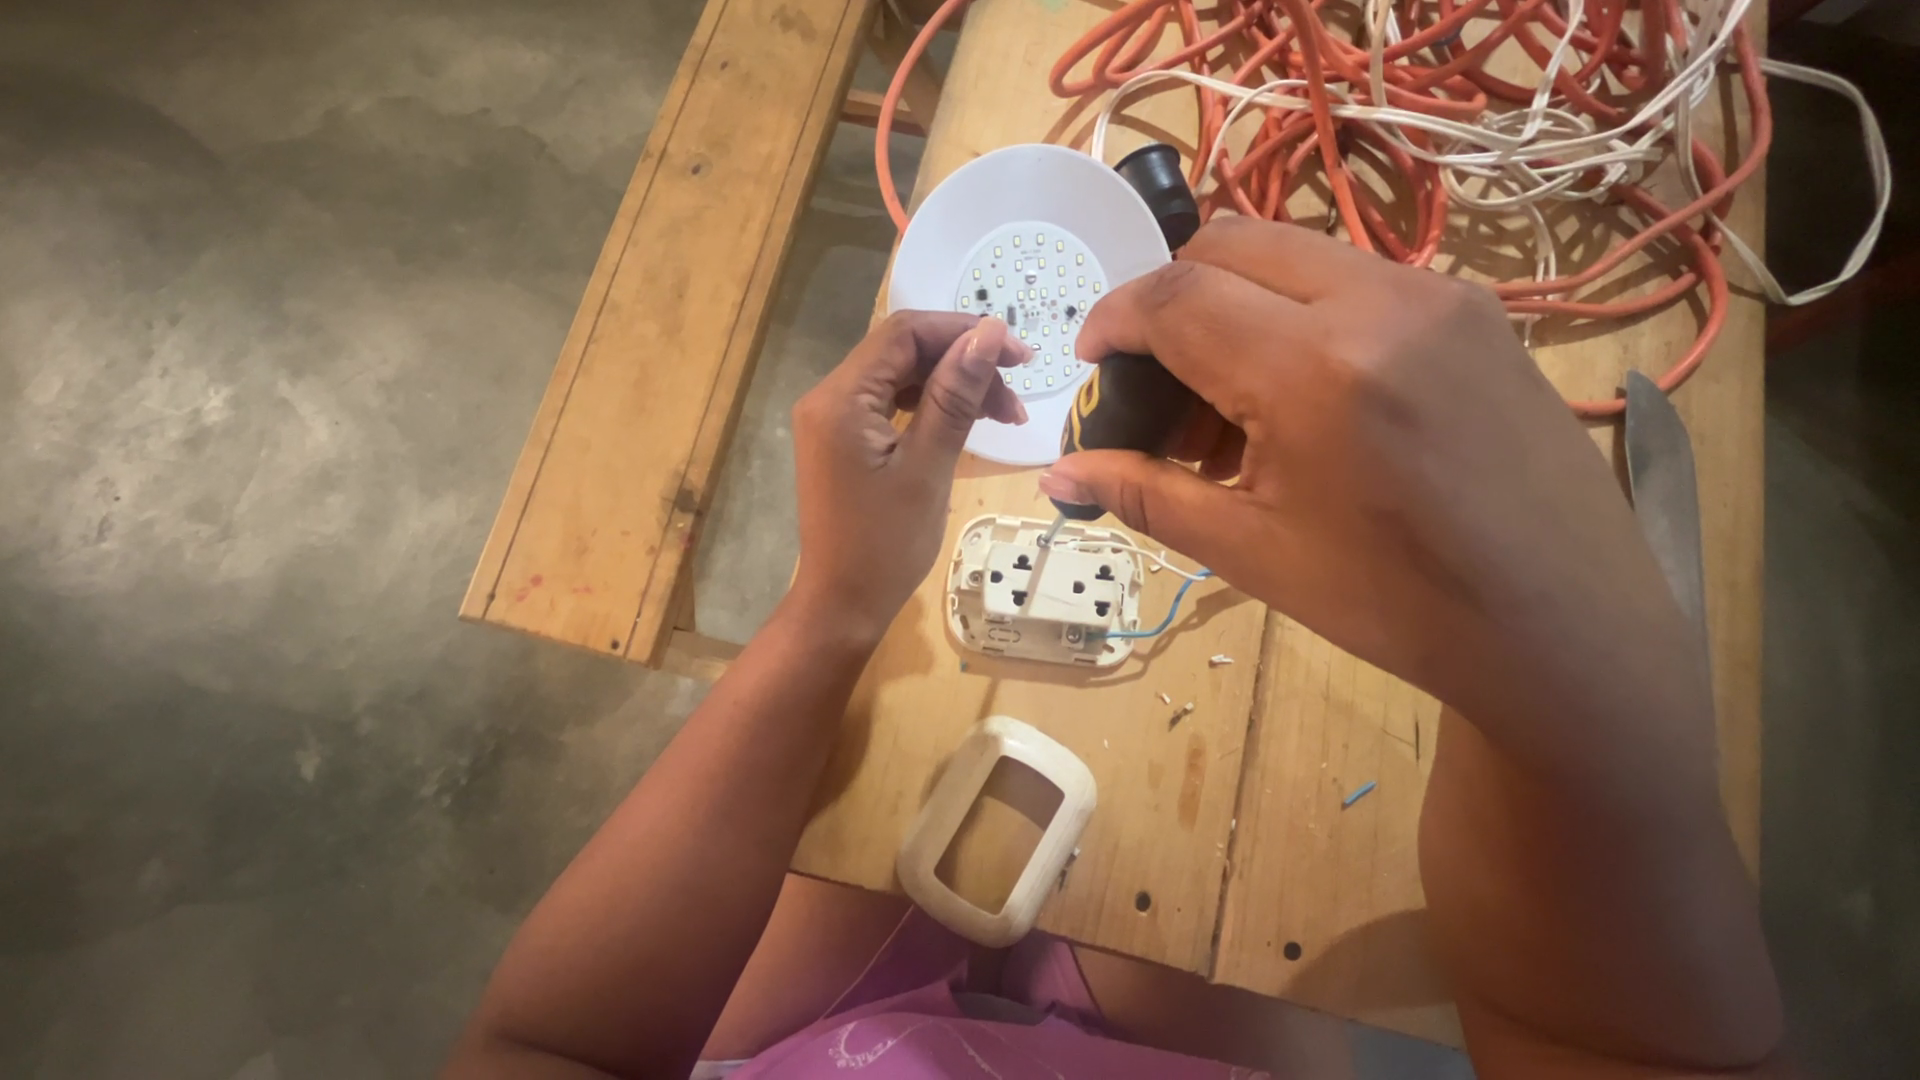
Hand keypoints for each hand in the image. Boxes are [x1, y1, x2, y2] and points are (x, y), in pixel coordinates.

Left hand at [789, 313, 1030, 646]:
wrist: (844, 603)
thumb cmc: (887, 545)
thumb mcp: (929, 467)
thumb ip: (956, 396)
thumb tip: (988, 333)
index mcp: (840, 399)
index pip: (905, 334)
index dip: (964, 333)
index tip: (1018, 355)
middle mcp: (828, 397)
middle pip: (902, 352)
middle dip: (963, 363)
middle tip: (1016, 397)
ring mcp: (832, 419)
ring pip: (900, 377)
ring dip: (952, 386)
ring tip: (1003, 416)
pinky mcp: (843, 440)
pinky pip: (890, 405)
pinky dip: (931, 407)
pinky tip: (967, 423)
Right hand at [1039, 217, 1708, 771]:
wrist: (1561, 626)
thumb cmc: (1392, 603)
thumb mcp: (1250, 551)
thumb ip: (1143, 494)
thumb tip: (1056, 476)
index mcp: (1315, 370)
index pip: (1178, 295)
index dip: (1115, 317)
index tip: (1091, 360)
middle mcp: (1378, 302)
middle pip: (1228, 244)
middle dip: (1167, 301)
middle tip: (1154, 384)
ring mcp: (1435, 296)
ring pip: (1289, 256)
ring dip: (1230, 311)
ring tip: (1223, 414)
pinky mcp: (1469, 310)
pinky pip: (1348, 282)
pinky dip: (1292, 320)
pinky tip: (1294, 407)